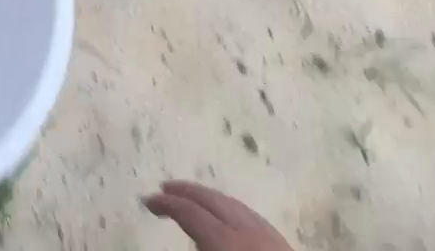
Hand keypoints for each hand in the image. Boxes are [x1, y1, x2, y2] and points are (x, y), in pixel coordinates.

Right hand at [144, 181, 294, 250]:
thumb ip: (198, 248)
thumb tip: (190, 241)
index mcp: (225, 241)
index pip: (188, 211)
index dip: (165, 203)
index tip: (147, 201)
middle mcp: (247, 232)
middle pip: (212, 199)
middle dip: (186, 190)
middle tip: (165, 188)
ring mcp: (271, 238)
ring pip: (235, 205)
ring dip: (210, 198)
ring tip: (195, 199)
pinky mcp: (286, 246)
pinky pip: (254, 218)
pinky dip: (234, 210)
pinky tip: (232, 217)